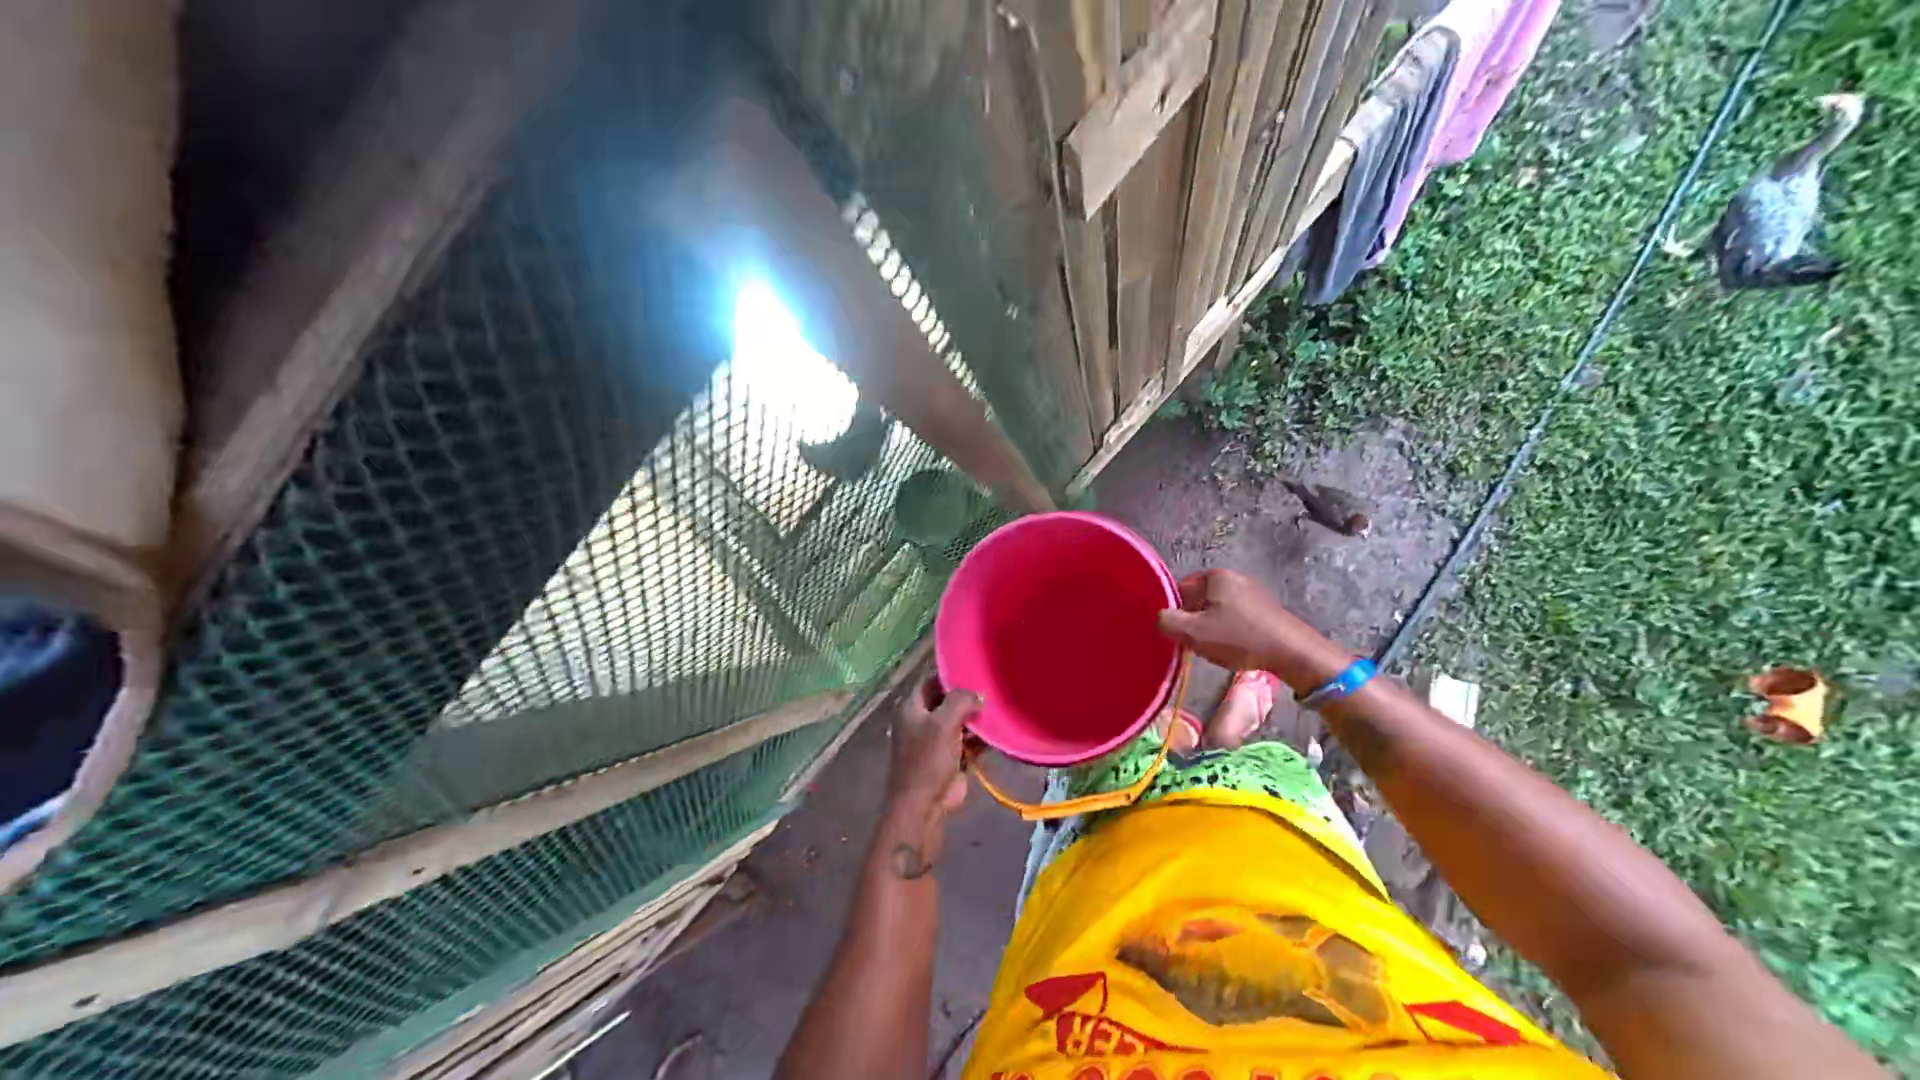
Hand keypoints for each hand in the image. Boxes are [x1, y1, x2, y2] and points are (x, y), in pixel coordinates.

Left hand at [879, 677, 977, 877]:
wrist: (924, 805)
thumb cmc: (928, 759)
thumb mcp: (943, 722)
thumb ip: (960, 701)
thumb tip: (978, 695)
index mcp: (911, 708)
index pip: (931, 681)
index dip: (950, 675)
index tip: (973, 670)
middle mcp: (921, 721)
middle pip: (946, 701)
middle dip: (967, 697)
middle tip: (991, 688)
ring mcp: (935, 740)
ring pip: (959, 721)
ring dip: (976, 718)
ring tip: (998, 707)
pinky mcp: (950, 757)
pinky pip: (967, 741)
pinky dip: (980, 737)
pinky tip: (997, 732)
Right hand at [1156, 568, 1349, 688]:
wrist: (1293, 653)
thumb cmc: (1239, 638)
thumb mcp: (1194, 633)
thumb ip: (1167, 621)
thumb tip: (1160, 617)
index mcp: (1216, 575)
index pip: (1180, 589)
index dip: (1176, 612)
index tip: (1180, 633)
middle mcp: (1235, 577)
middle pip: (1199, 600)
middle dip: (1194, 621)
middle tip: (1197, 643)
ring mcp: (1253, 592)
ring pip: (1218, 611)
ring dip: (1212, 629)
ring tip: (1218, 648)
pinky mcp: (1267, 609)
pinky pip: (1237, 617)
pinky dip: (1231, 631)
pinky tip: (1237, 648)